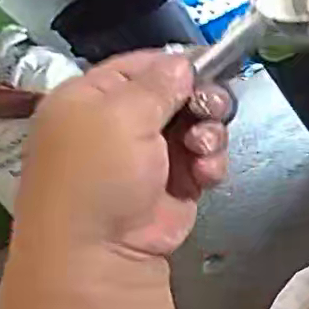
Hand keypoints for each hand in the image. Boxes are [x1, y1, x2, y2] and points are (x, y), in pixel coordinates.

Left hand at [13, 51, 230, 259]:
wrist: (102, 246)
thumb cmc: (97, 175)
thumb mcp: (119, 118)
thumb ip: (156, 86)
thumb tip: (183, 62)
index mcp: (96, 96)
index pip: (143, 65)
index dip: (178, 65)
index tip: (211, 67)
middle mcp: (125, 121)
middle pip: (181, 95)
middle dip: (203, 103)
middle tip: (211, 112)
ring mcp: (156, 153)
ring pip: (201, 127)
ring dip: (210, 137)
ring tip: (202, 152)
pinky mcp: (181, 181)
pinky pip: (209, 160)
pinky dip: (212, 165)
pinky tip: (204, 176)